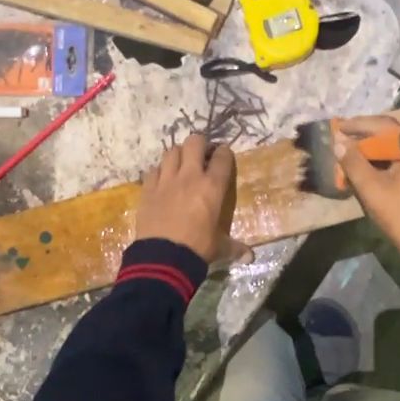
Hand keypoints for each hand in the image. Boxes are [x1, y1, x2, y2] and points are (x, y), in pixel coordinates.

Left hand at [132, 134, 249, 264]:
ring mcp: (166, 180)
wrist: (164, 256)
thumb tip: (251, 258)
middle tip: (201, 156)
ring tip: (181, 165)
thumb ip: (235, 247)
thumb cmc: (198, 248)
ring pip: (171, 151)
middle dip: (199, 145)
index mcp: (212, 187)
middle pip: (194, 142)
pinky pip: (153, 170)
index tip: (223, 157)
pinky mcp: (148, 189)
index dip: (224, 153)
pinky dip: (159, 171)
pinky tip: (162, 180)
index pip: (222, 157)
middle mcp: (190, 176)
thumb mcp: (220, 247)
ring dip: (178, 155)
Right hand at [335, 115, 399, 275]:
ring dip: (376, 152)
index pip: (383, 126)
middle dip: (366, 138)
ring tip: (352, 155)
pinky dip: (388, 162)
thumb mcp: (373, 190)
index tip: (337, 127)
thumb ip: (353, 163)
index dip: (357, 125)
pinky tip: (372, 169)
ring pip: (399, 149)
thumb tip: (338, 141)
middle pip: (393, 136)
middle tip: (342, 140)